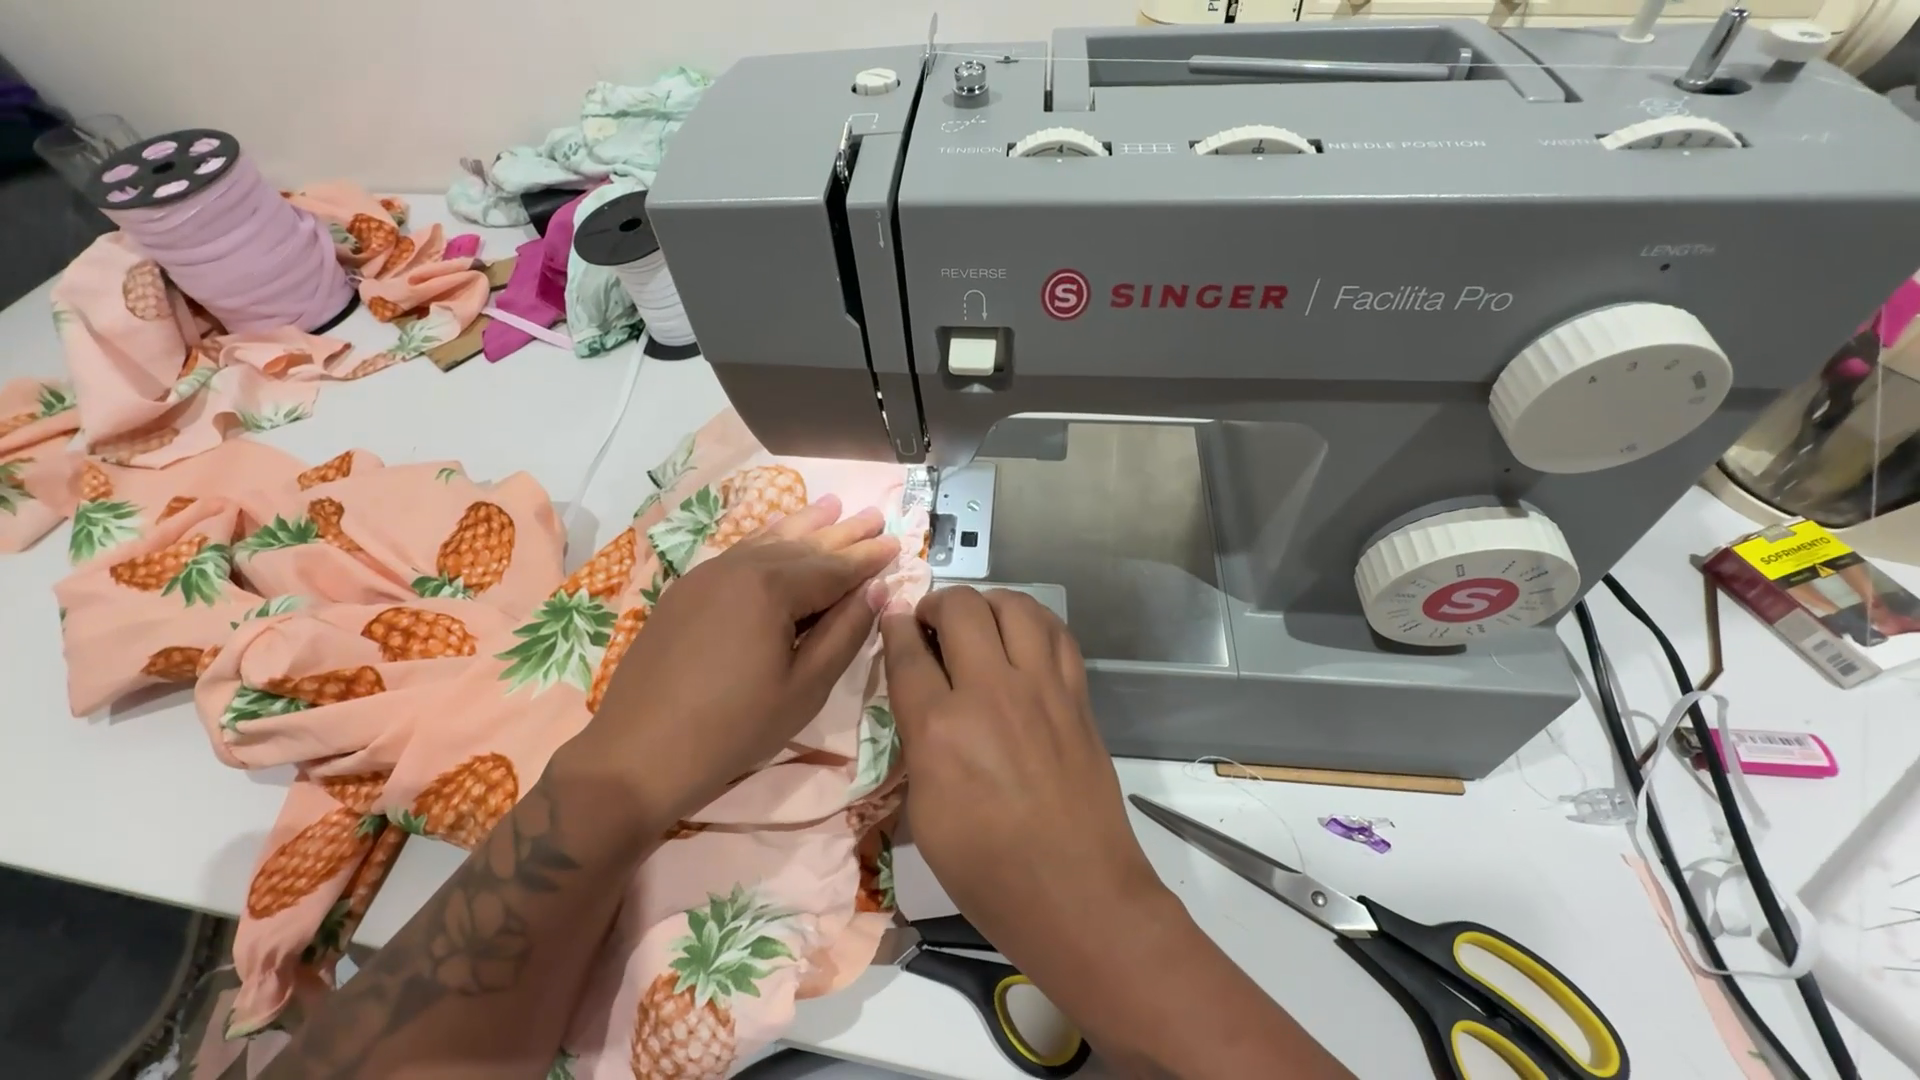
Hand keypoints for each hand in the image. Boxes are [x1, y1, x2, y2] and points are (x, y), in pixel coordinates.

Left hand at [586, 495, 899, 824]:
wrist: (637, 754)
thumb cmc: (734, 729)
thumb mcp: (804, 687)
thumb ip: (844, 632)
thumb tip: (876, 589)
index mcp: (771, 588)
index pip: (834, 567)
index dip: (868, 557)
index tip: (898, 542)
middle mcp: (738, 567)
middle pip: (802, 546)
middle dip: (842, 533)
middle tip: (875, 515)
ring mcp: (705, 575)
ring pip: (766, 542)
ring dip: (803, 526)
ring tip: (831, 506)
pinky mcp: (685, 591)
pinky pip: (737, 554)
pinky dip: (765, 541)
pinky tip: (776, 535)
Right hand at [881, 587, 1170, 971]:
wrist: (1077, 893)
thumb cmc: (987, 871)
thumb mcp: (925, 814)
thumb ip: (918, 743)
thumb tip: (921, 702)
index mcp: (941, 730)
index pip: (907, 654)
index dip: (893, 627)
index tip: (891, 618)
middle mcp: (991, 693)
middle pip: (960, 609)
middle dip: (935, 604)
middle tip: (930, 625)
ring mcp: (1043, 689)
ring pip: (1014, 605)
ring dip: (986, 603)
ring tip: (976, 622)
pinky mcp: (1078, 696)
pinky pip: (1056, 632)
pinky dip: (1032, 621)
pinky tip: (1021, 638)